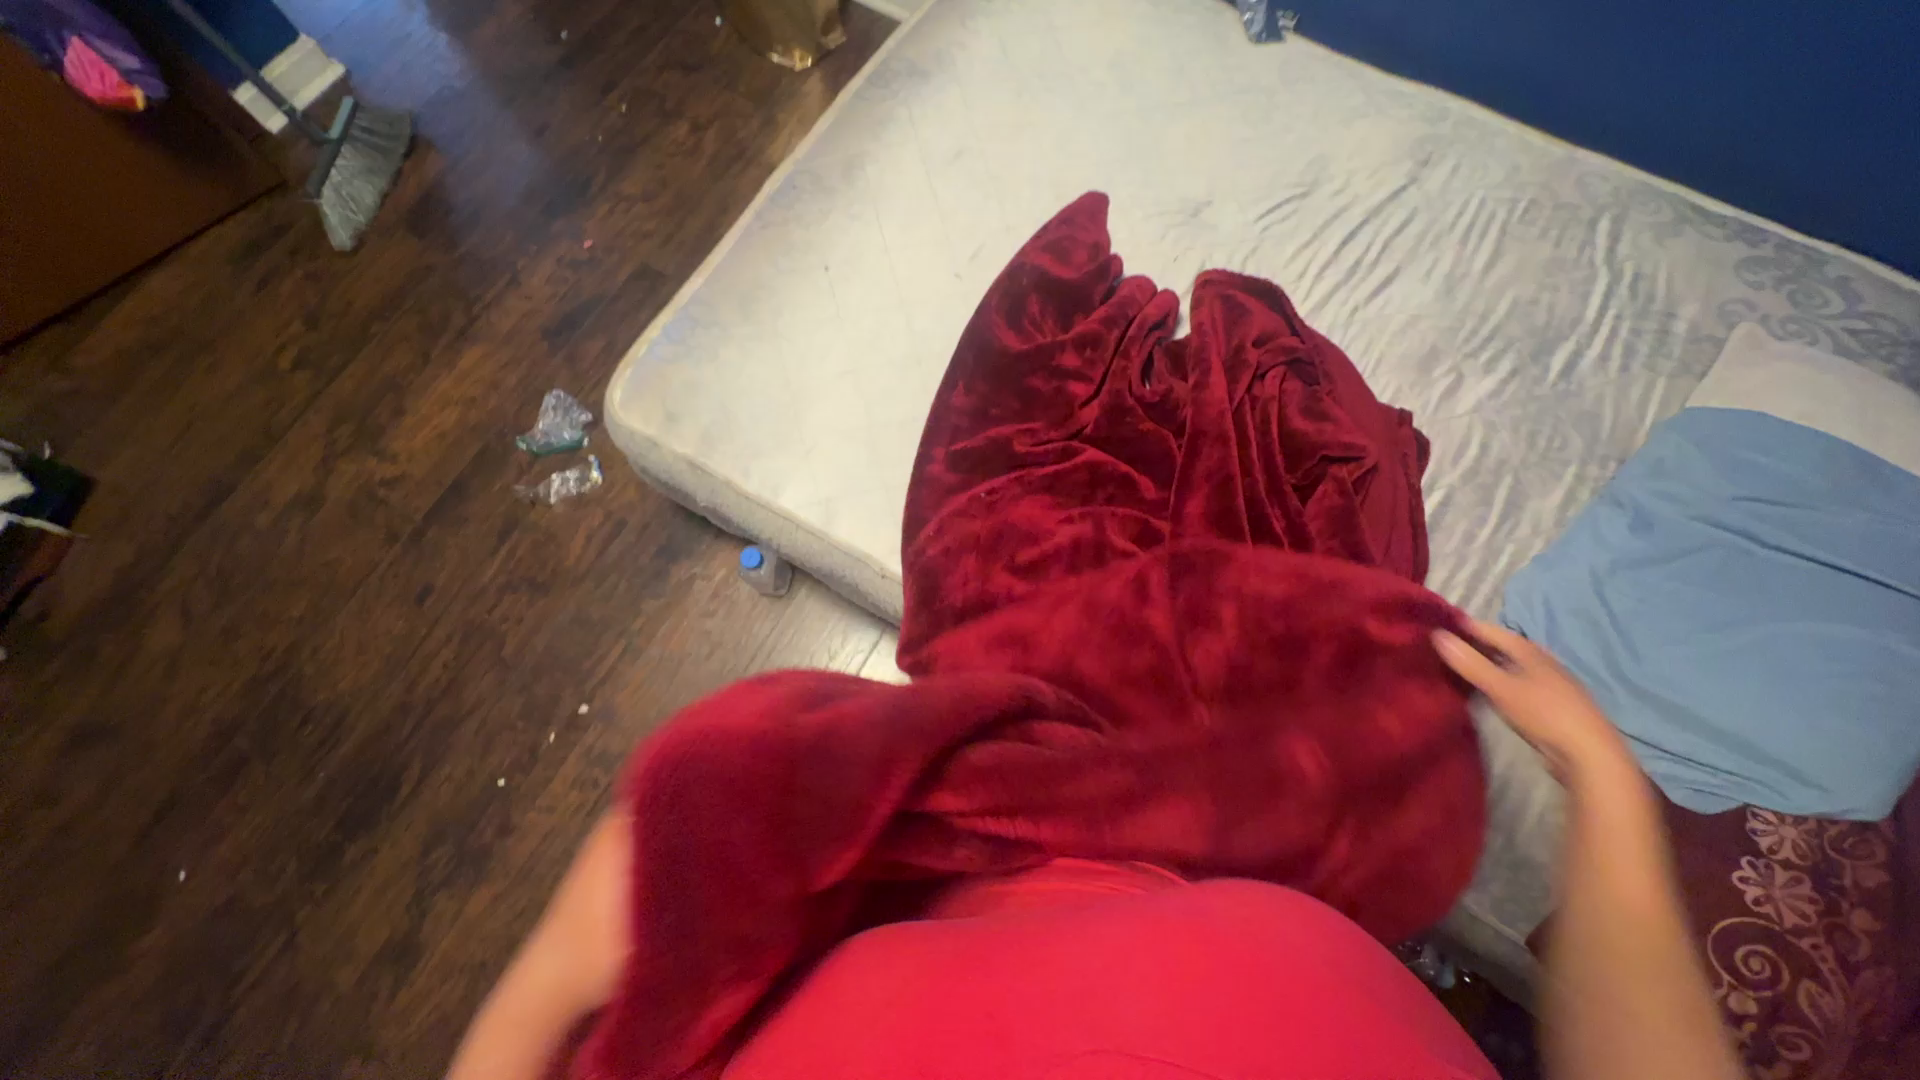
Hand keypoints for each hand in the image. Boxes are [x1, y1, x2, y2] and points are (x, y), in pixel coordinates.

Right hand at [1433, 619, 1639, 790]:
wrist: (1588, 754)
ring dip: (1480, 665)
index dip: (1461, 626)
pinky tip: (1479, 690)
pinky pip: (1509, 683)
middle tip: (1435, 647)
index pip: (1488, 629)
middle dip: (1469, 645)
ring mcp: (1543, 682)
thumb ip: (1470, 662)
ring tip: (1449, 667)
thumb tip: (1436, 634)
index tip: (1432, 625)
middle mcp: (1537, 660)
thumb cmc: (1544, 713)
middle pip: (1497, 646)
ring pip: (1504, 665)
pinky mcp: (1544, 703)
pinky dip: (1491, 682)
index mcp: (1529, 650)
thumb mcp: (1502, 687)